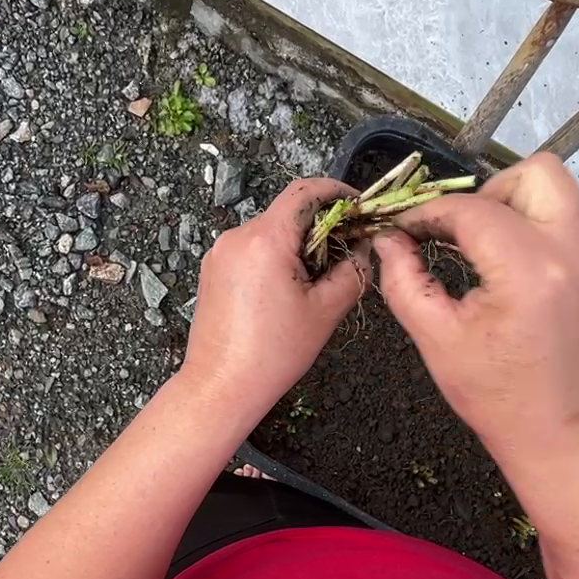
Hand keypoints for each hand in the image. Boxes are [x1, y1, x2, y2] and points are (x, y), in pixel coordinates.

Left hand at [180, 178, 370, 416]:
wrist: (220, 386)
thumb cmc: (269, 355)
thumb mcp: (325, 311)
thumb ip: (352, 271)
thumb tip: (365, 247)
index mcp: (265, 241)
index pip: (306, 191)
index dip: (338, 193)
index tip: (357, 207)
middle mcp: (236, 238)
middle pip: (287, 212)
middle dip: (320, 226)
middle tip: (344, 252)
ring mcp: (220, 254)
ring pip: (269, 232)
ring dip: (296, 245)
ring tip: (315, 281)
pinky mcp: (213, 271)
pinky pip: (250, 251)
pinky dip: (273, 259)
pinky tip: (286, 291)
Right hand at [376, 153, 578, 459]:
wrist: (559, 427)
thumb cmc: (493, 393)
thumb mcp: (435, 338)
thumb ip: (403, 281)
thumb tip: (388, 241)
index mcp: (528, 272)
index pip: (473, 210)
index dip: (430, 213)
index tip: (405, 229)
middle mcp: (573, 252)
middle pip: (534, 174)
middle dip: (485, 194)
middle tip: (456, 233)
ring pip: (556, 192)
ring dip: (511, 208)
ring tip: (481, 250)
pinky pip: (566, 223)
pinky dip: (531, 231)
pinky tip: (507, 272)